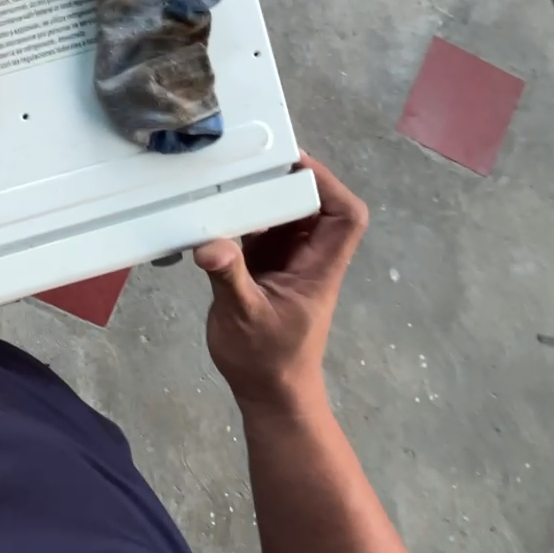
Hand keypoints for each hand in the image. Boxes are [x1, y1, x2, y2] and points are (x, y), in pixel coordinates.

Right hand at [194, 153, 367, 413]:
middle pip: (314, 207)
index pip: (345, 216)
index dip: (327, 184)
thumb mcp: (245, 317)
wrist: (269, 392)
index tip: (292, 163)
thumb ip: (230, 278)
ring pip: (284, 216)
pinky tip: (216, 206)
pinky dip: (242, 215)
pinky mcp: (261, 268)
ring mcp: (284, 262)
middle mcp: (306, 258)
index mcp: (318, 268)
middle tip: (251, 160)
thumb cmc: (268, 360)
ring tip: (230, 174)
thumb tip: (208, 245)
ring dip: (262, 195)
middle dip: (288, 180)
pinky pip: (258, 230)